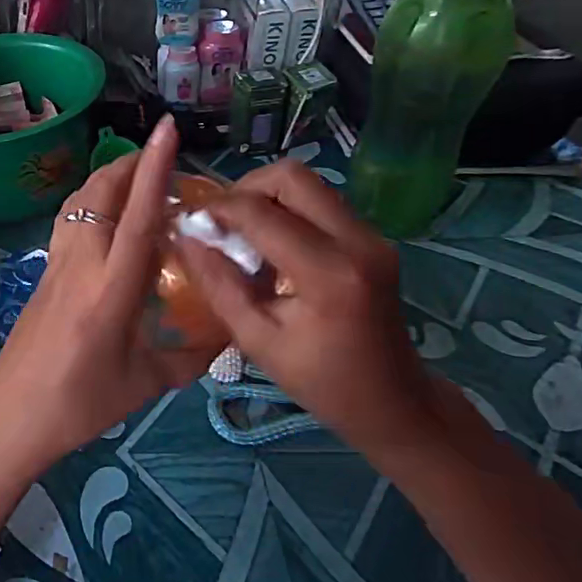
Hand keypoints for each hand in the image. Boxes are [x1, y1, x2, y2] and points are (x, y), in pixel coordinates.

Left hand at [0, 115, 215, 481]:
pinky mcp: (43, 268)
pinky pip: (68, 218)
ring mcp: (56, 262)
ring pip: (79, 200)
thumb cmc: (81, 403)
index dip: (154, 170)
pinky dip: (90, 199)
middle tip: (162, 155)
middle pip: (101, 193)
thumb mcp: (145, 384)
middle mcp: (82, 263)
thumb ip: (189, 357)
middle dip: (130, 163)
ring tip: (137, 176)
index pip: (137, 218)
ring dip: (107, 177)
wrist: (13, 411)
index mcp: (112, 290)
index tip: (167, 130)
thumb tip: (226, 333)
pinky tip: (106, 211)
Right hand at [175, 160, 434, 448]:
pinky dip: (284, 209)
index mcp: (330, 273)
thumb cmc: (323, 383)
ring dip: (264, 197)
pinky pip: (317, 200)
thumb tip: (183, 236)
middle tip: (221, 222)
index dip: (216, 209)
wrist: (398, 404)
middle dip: (244, 189)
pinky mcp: (370, 236)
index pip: (259, 212)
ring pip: (305, 182)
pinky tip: (269, 245)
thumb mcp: (257, 341)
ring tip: (242, 234)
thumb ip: (218, 284)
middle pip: (290, 176)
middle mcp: (357, 241)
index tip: (188, 222)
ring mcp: (370, 235)